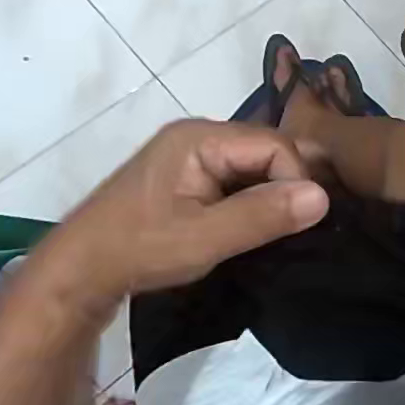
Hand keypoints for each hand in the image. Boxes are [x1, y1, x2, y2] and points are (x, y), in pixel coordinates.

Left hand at [39, 119, 329, 300]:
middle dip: (286, 186)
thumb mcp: (204, 238)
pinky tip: (255, 224)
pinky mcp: (190, 173)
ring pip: (255, 165)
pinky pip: (238, 176)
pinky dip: (253, 199)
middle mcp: (199, 134)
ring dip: (270, 195)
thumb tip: (322, 197)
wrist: (81, 269)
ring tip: (277, 230)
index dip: (295, 181)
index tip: (297, 224)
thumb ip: (262, 215)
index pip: (274, 145)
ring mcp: (193, 153)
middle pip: (267, 150)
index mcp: (200, 137)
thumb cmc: (140, 249)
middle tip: (292, 229)